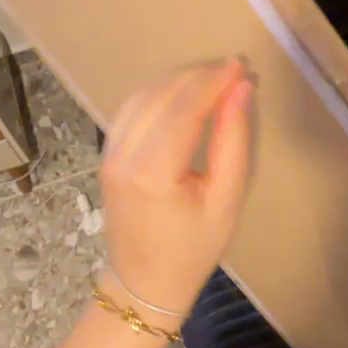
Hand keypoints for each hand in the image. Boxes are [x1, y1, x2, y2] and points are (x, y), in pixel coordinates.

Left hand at [99, 59, 254, 316]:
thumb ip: (233, 140)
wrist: (145, 282)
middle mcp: (123, 157)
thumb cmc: (193, 249)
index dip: (213, 81)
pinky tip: (182, 91)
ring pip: (141, 96)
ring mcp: (109, 154)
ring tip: (213, 77)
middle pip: (160, 95)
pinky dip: (157, 92)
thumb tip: (241, 90)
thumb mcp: (226, 200)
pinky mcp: (106, 154)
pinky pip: (129, 109)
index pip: (184, 108)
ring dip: (177, 80)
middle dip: (198, 75)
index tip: (240, 64)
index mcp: (154, 173)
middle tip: (233, 69)